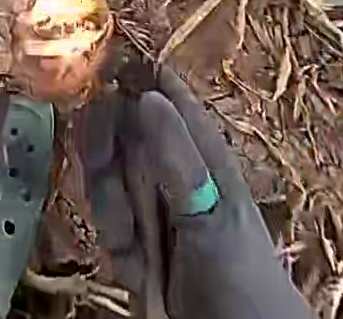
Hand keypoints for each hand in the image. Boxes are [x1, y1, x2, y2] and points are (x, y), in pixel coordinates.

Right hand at [76, 68, 313, 318]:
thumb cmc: (240, 272)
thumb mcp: (211, 209)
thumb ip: (177, 156)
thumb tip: (146, 94)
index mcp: (200, 146)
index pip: (164, 94)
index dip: (133, 77)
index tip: (102, 72)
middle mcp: (172, 166)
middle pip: (126, 131)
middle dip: (108, 149)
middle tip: (103, 167)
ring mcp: (153, 203)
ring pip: (111, 177)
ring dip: (113, 206)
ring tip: (133, 241)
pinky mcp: (136, 240)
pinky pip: (110, 222)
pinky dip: (117, 242)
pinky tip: (138, 268)